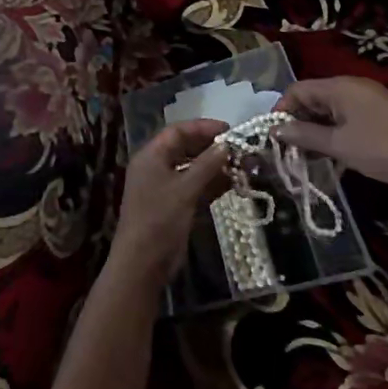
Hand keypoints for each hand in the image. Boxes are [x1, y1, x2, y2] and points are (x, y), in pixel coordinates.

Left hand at [108, 120, 229, 285]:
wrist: (143, 261)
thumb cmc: (160, 219)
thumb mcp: (185, 189)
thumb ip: (207, 165)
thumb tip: (228, 145)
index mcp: (150, 156)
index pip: (177, 131)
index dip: (203, 127)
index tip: (230, 130)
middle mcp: (156, 167)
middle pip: (185, 148)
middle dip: (212, 147)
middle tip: (240, 149)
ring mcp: (164, 187)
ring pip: (192, 168)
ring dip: (215, 167)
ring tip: (243, 166)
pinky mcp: (173, 204)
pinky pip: (194, 187)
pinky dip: (211, 184)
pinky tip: (234, 184)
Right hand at [275, 77, 387, 203]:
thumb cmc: (381, 150)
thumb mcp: (337, 145)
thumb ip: (303, 134)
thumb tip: (275, 129)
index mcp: (340, 87)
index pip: (298, 89)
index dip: (282, 109)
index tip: (275, 134)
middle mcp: (354, 86)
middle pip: (314, 96)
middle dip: (298, 119)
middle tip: (290, 146)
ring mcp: (370, 99)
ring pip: (331, 108)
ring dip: (316, 127)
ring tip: (309, 152)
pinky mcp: (381, 113)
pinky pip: (348, 115)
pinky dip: (335, 129)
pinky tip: (333, 150)